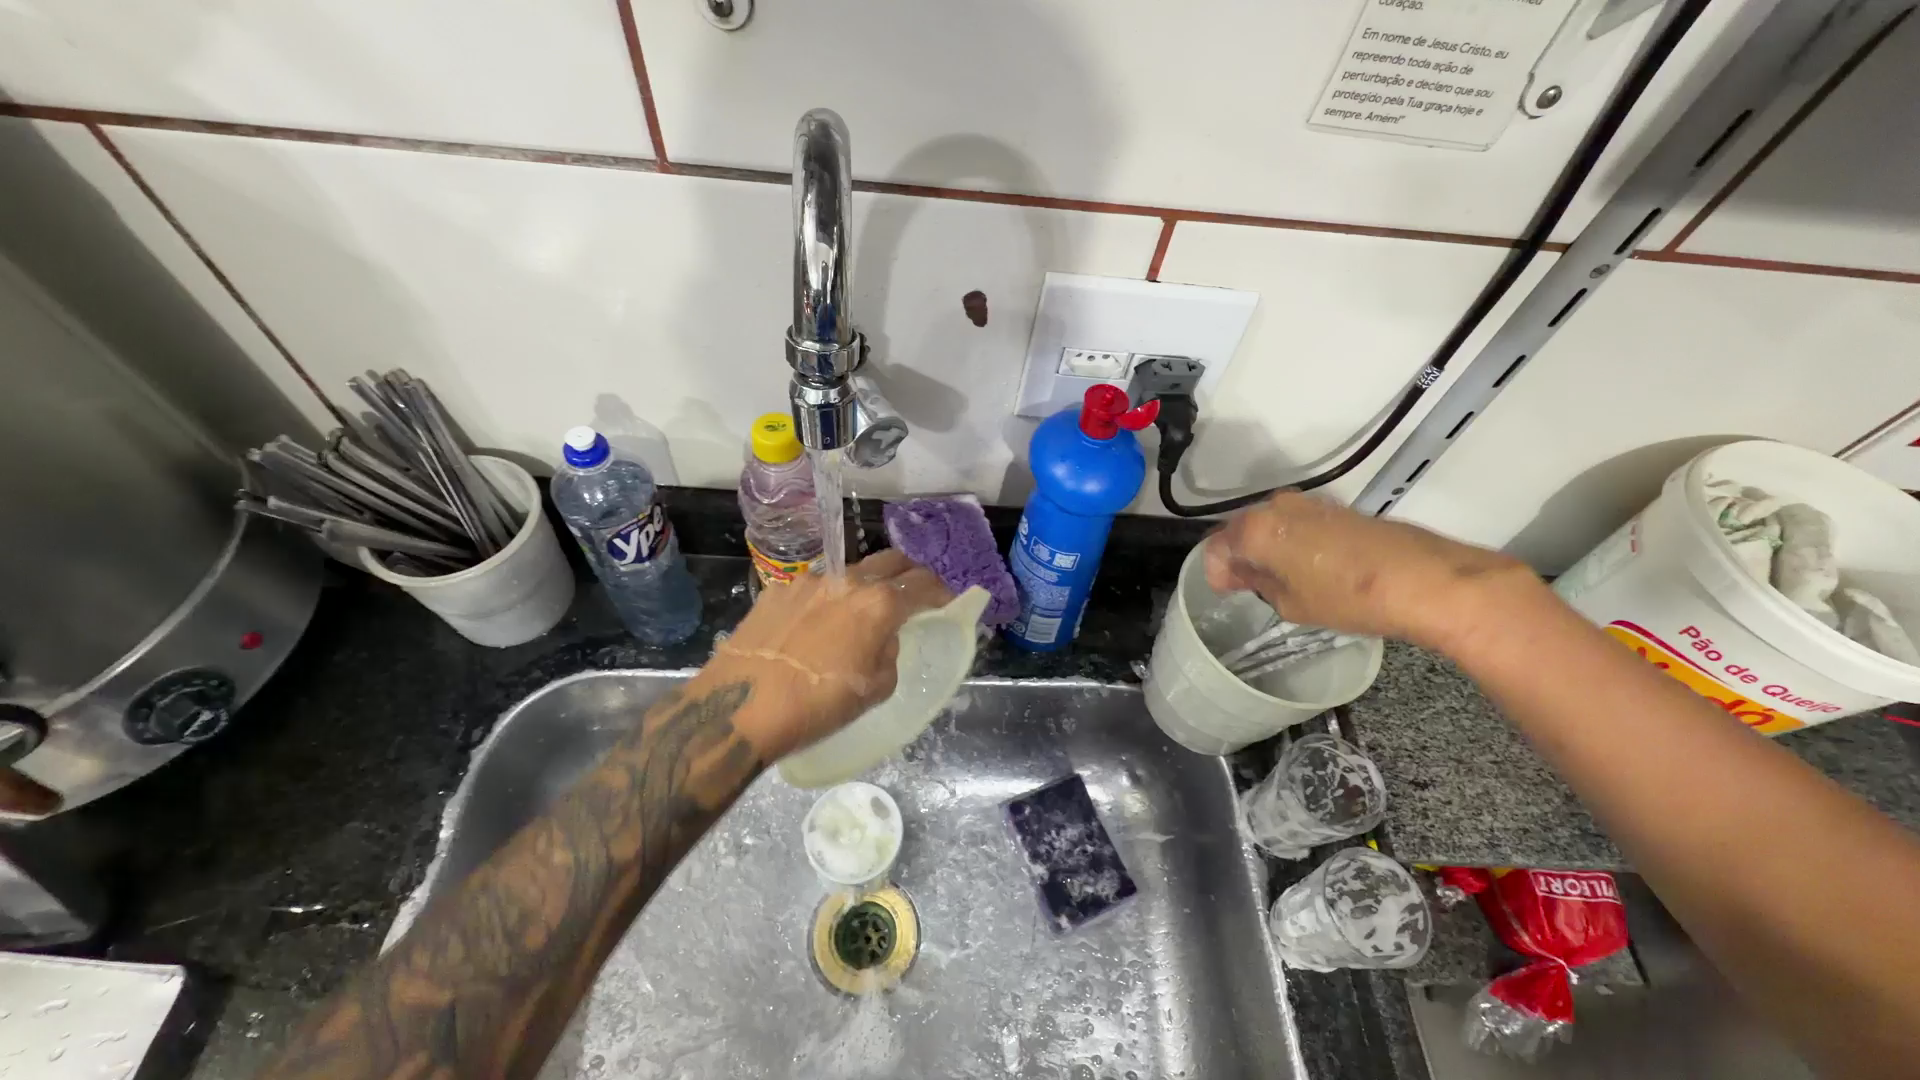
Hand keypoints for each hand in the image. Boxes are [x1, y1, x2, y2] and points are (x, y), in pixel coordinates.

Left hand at [709, 549, 952, 760]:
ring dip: (866, 583)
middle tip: (914, 592)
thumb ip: (889, 652)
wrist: (741, 706)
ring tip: (863, 608)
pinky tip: (818, 623)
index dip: (941, 591)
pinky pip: (814, 586)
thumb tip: (882, 636)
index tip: (947, 600)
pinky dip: (828, 597)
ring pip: (849, 571)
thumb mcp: (875, 689)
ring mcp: (807, 581)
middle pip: (890, 561)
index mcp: (879, 604)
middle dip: (909, 573)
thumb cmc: (818, 705)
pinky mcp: (777, 590)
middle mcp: (846, 581)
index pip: (923, 584)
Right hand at [1202, 492, 1534, 648]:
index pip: (1215, 548)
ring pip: (1274, 525)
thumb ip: (1258, 584)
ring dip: (1272, 549)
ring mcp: (1310, 504)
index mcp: (1255, 529)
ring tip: (1289, 583)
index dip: (1217, 573)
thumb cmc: (1347, 597)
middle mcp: (1277, 507)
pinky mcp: (1338, 509)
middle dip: (1243, 557)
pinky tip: (1316, 570)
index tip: (1230, 592)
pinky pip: (1301, 525)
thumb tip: (1245, 574)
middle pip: (1244, 531)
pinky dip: (1298, 544)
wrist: (1423, 579)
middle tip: (1255, 588)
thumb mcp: (1292, 604)